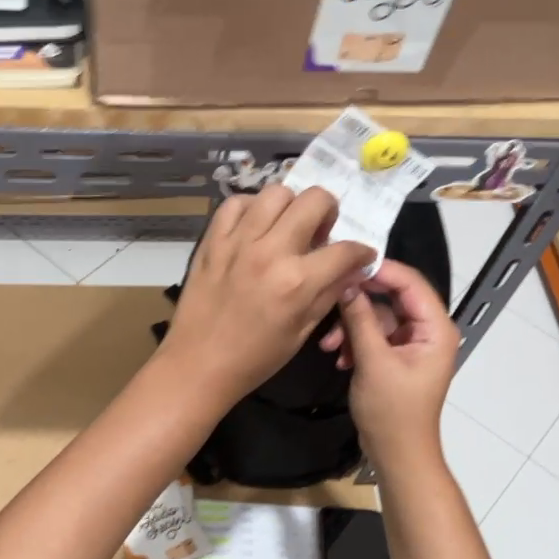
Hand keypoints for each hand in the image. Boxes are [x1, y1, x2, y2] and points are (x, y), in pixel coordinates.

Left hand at [158, 185, 374, 406]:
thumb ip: (329, 294)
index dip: (360, 252)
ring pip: (275, 193)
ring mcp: (238, 242)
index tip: (358, 256)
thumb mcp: (301, 332)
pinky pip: (235, 204)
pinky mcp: (212, 241)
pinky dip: (250, 208)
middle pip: (315, 200)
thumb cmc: (254, 359)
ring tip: (285, 227)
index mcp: (298, 282)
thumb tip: (352, 271)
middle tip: (319, 233)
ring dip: (290, 206)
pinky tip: (253, 227)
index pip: (345, 249)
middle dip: (328, 212)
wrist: (198, 365)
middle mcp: (270, 252)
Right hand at [325, 260, 459, 466]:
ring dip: (351, 329)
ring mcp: (412, 345)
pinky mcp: (396, 358)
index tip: (345, 266)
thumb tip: (346, 283)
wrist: (397, 454)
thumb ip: (360, 319)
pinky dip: (355, 343)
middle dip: (358, 305)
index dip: (380, 270)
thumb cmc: (392, 411)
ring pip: (377, 318)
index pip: (410, 283)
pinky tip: (339, 359)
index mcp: (436, 328)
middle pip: (391, 299)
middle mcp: (428, 331)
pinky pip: (374, 337)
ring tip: (329, 347)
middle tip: (329, 305)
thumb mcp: (373, 361)